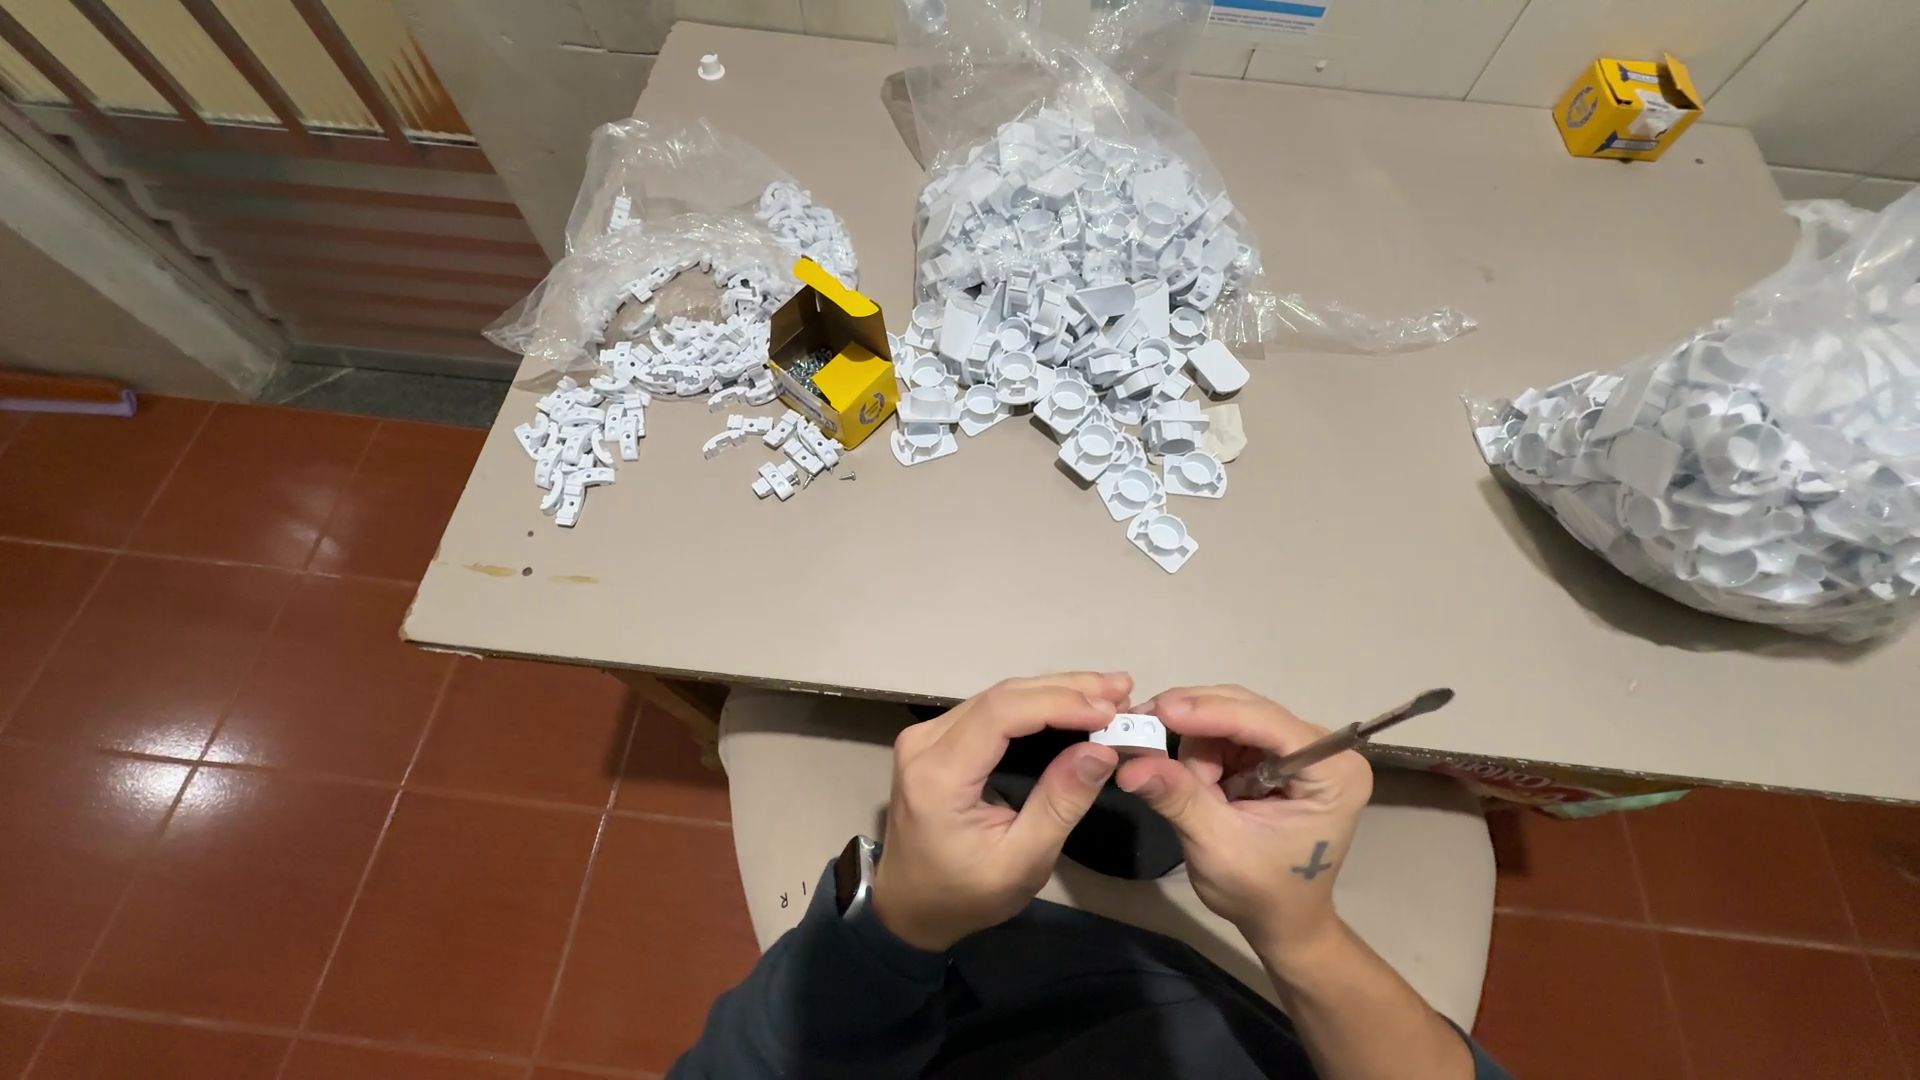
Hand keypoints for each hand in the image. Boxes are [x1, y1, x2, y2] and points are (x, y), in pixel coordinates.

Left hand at [871, 673, 1130, 951]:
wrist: (909, 906)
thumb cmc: (964, 894)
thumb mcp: (1021, 863)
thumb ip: (1060, 803)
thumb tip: (1101, 751)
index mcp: (938, 774)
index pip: (1001, 714)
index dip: (1058, 703)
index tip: (1110, 710)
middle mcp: (925, 741)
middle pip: (1002, 695)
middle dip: (1066, 689)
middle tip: (1122, 691)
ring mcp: (926, 734)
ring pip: (999, 695)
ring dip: (1055, 691)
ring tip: (1108, 693)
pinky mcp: (936, 736)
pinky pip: (991, 708)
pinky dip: (1035, 704)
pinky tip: (1071, 704)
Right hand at [1115, 685, 1371, 961]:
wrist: (1278, 918)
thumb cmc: (1262, 892)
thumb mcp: (1217, 847)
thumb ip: (1179, 799)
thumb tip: (1129, 767)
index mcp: (1332, 772)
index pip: (1267, 723)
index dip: (1212, 713)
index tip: (1162, 711)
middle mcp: (1318, 746)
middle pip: (1244, 708)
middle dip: (1192, 723)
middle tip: (1138, 728)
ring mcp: (1292, 744)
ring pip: (1225, 713)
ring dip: (1191, 741)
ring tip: (1180, 783)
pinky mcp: (1267, 749)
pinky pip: (1220, 728)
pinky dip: (1194, 747)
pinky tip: (1187, 776)